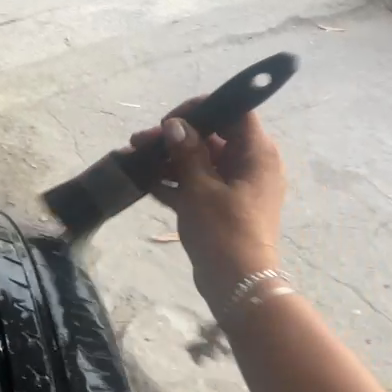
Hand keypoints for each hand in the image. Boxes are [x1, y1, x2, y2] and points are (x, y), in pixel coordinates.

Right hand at [132, 99, 286, 309]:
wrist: (237, 282)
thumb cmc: (223, 231)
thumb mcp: (200, 188)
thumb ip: (187, 153)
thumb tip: (175, 126)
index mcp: (256, 154)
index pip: (234, 113)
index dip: (202, 110)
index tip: (170, 121)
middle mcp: (250, 165)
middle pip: (212, 137)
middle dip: (176, 137)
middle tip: (141, 141)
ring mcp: (236, 187)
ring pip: (201, 161)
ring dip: (170, 159)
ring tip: (135, 159)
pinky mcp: (221, 207)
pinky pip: (197, 184)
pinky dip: (175, 181)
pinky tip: (145, 181)